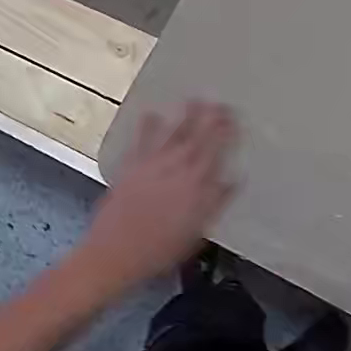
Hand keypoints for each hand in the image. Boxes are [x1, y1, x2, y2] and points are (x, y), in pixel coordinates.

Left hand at [70, 101, 237, 292]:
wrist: (116, 251)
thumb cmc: (160, 249)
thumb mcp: (196, 233)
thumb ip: (214, 203)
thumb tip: (232, 181)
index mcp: (196, 186)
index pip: (215, 153)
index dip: (225, 133)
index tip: (234, 118)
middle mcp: (175, 169)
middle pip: (196, 138)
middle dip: (209, 118)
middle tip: (219, 102)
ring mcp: (151, 164)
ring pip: (173, 134)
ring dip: (184, 116)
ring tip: (194, 99)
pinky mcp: (130, 165)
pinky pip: (141, 140)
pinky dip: (147, 125)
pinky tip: (151, 113)